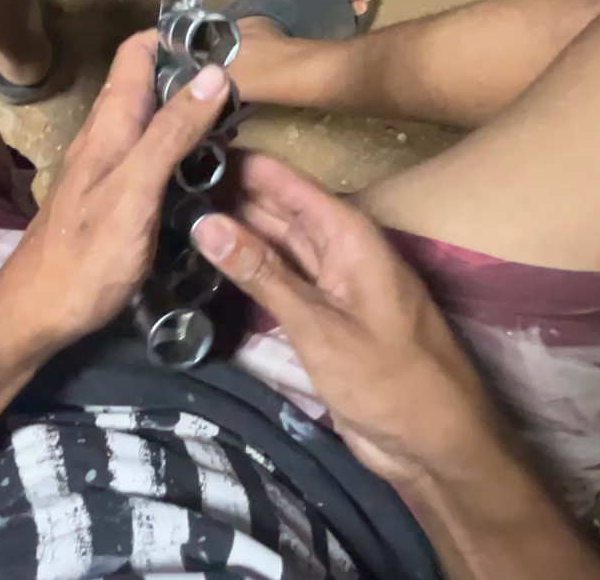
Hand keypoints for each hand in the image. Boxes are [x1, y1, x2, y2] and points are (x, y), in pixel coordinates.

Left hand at [0, 31, 232, 355]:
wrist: (38, 312)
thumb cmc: (87, 255)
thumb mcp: (135, 190)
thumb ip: (170, 134)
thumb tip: (213, 73)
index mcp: (109, 124)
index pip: (136, 52)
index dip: (175, 38)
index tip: (224, 45)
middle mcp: (105, 134)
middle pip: (147, 83)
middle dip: (191, 75)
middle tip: (246, 90)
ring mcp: (106, 164)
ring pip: (149, 118)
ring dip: (187, 111)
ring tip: (236, 124)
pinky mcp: (111, 193)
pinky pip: (148, 152)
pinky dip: (178, 147)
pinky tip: (204, 167)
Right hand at [191, 154, 504, 487]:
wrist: (438, 449)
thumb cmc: (390, 380)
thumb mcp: (318, 324)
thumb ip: (260, 271)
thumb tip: (203, 222)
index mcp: (346, 231)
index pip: (280, 179)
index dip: (233, 162)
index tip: (179, 151)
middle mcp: (334, 244)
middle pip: (271, 205)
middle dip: (223, 194)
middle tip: (161, 185)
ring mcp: (325, 277)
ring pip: (269, 238)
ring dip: (229, 228)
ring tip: (171, 212)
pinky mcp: (316, 309)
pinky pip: (274, 274)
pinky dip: (243, 265)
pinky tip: (205, 256)